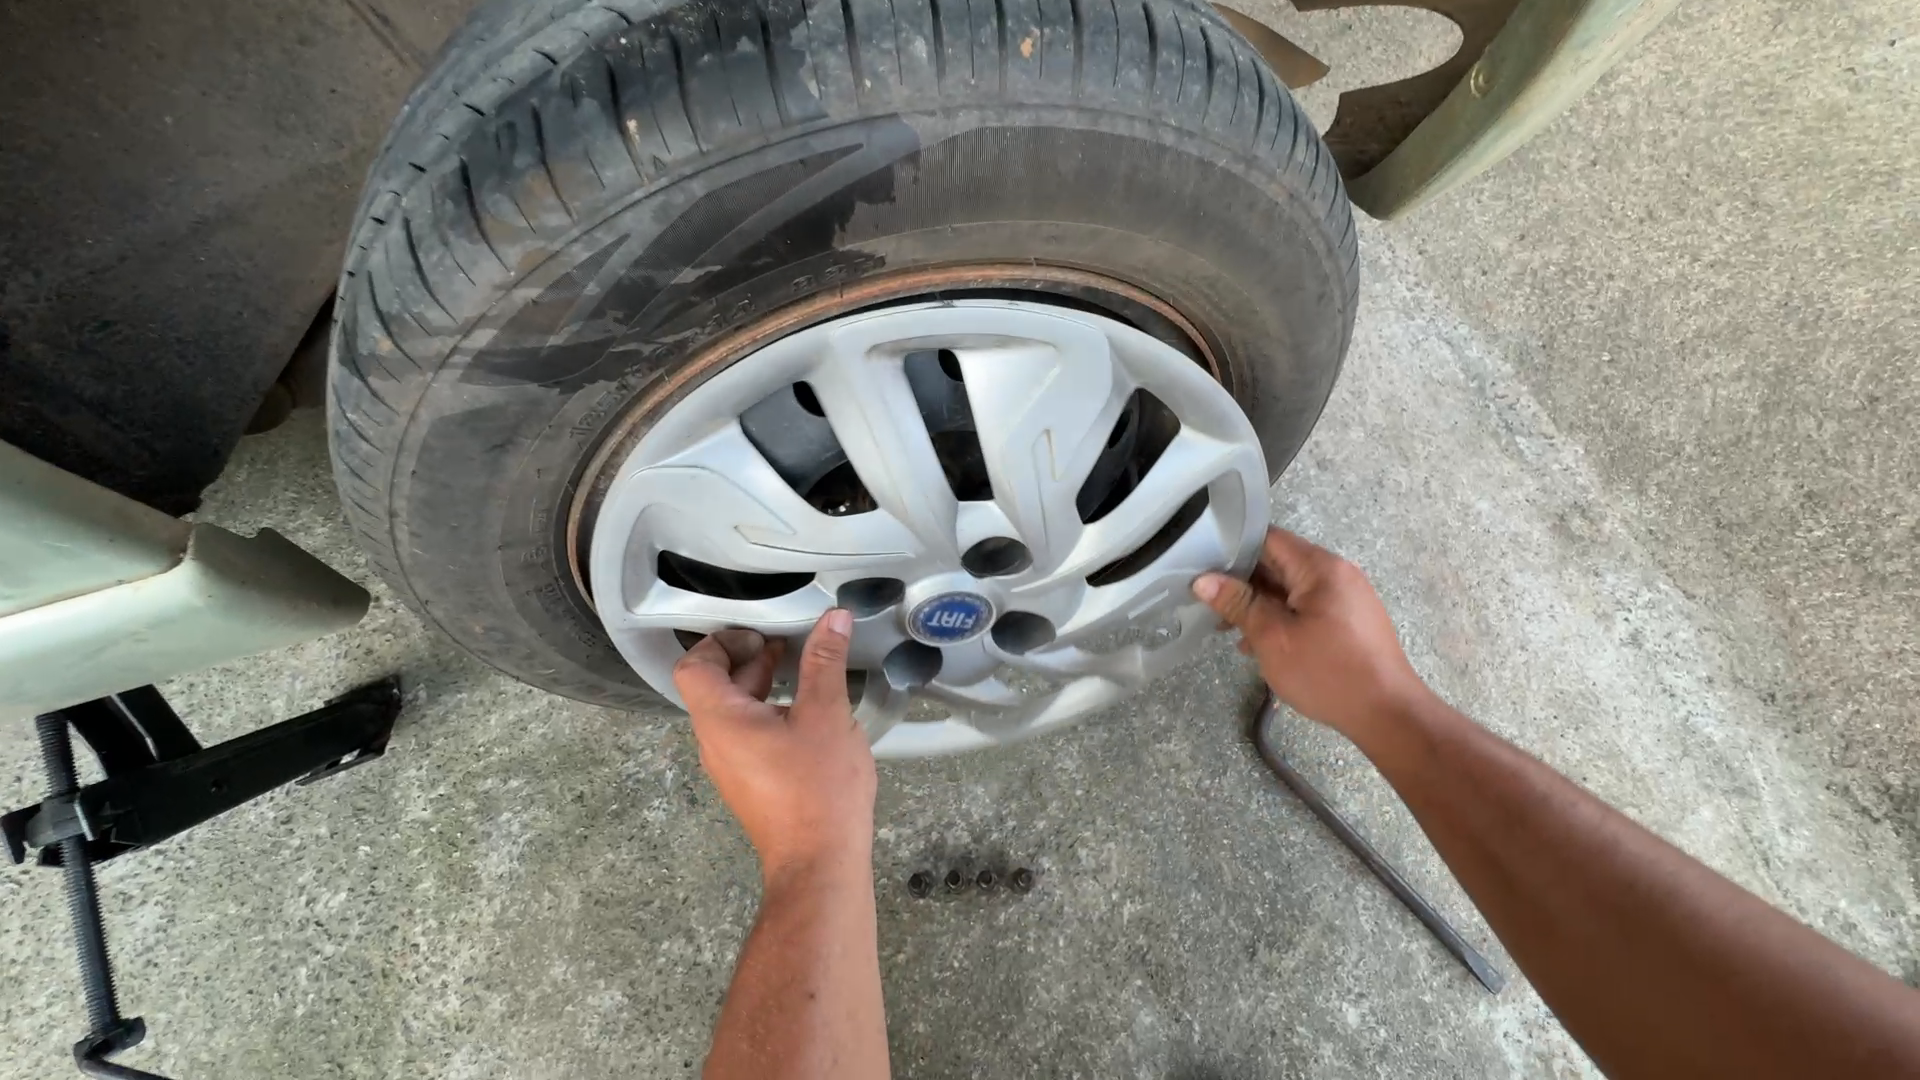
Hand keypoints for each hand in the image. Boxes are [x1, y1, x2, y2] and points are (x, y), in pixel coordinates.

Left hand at [672, 610, 876, 879]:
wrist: (820, 863)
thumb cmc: (818, 788)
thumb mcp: (826, 713)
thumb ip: (825, 661)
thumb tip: (833, 619)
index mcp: (721, 721)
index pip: (694, 666)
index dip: (723, 641)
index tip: (761, 635)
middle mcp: (715, 743)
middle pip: (713, 686)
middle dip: (748, 657)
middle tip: (787, 645)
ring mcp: (731, 767)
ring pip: (733, 711)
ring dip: (760, 684)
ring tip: (802, 671)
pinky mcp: (750, 783)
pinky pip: (747, 735)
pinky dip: (768, 711)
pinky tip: (806, 713)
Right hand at [1192, 527, 1430, 737]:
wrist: (1389, 716)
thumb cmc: (1327, 672)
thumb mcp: (1272, 637)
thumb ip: (1238, 603)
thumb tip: (1203, 580)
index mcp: (1320, 568)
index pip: (1267, 539)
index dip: (1231, 549)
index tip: (1201, 566)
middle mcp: (1336, 573)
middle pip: (1278, 563)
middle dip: (1241, 582)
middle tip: (1208, 603)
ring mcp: (1346, 597)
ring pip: (1289, 588)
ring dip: (1258, 604)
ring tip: (1228, 629)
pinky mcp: (1348, 620)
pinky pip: (1305, 607)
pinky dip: (1280, 617)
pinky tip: (1259, 644)